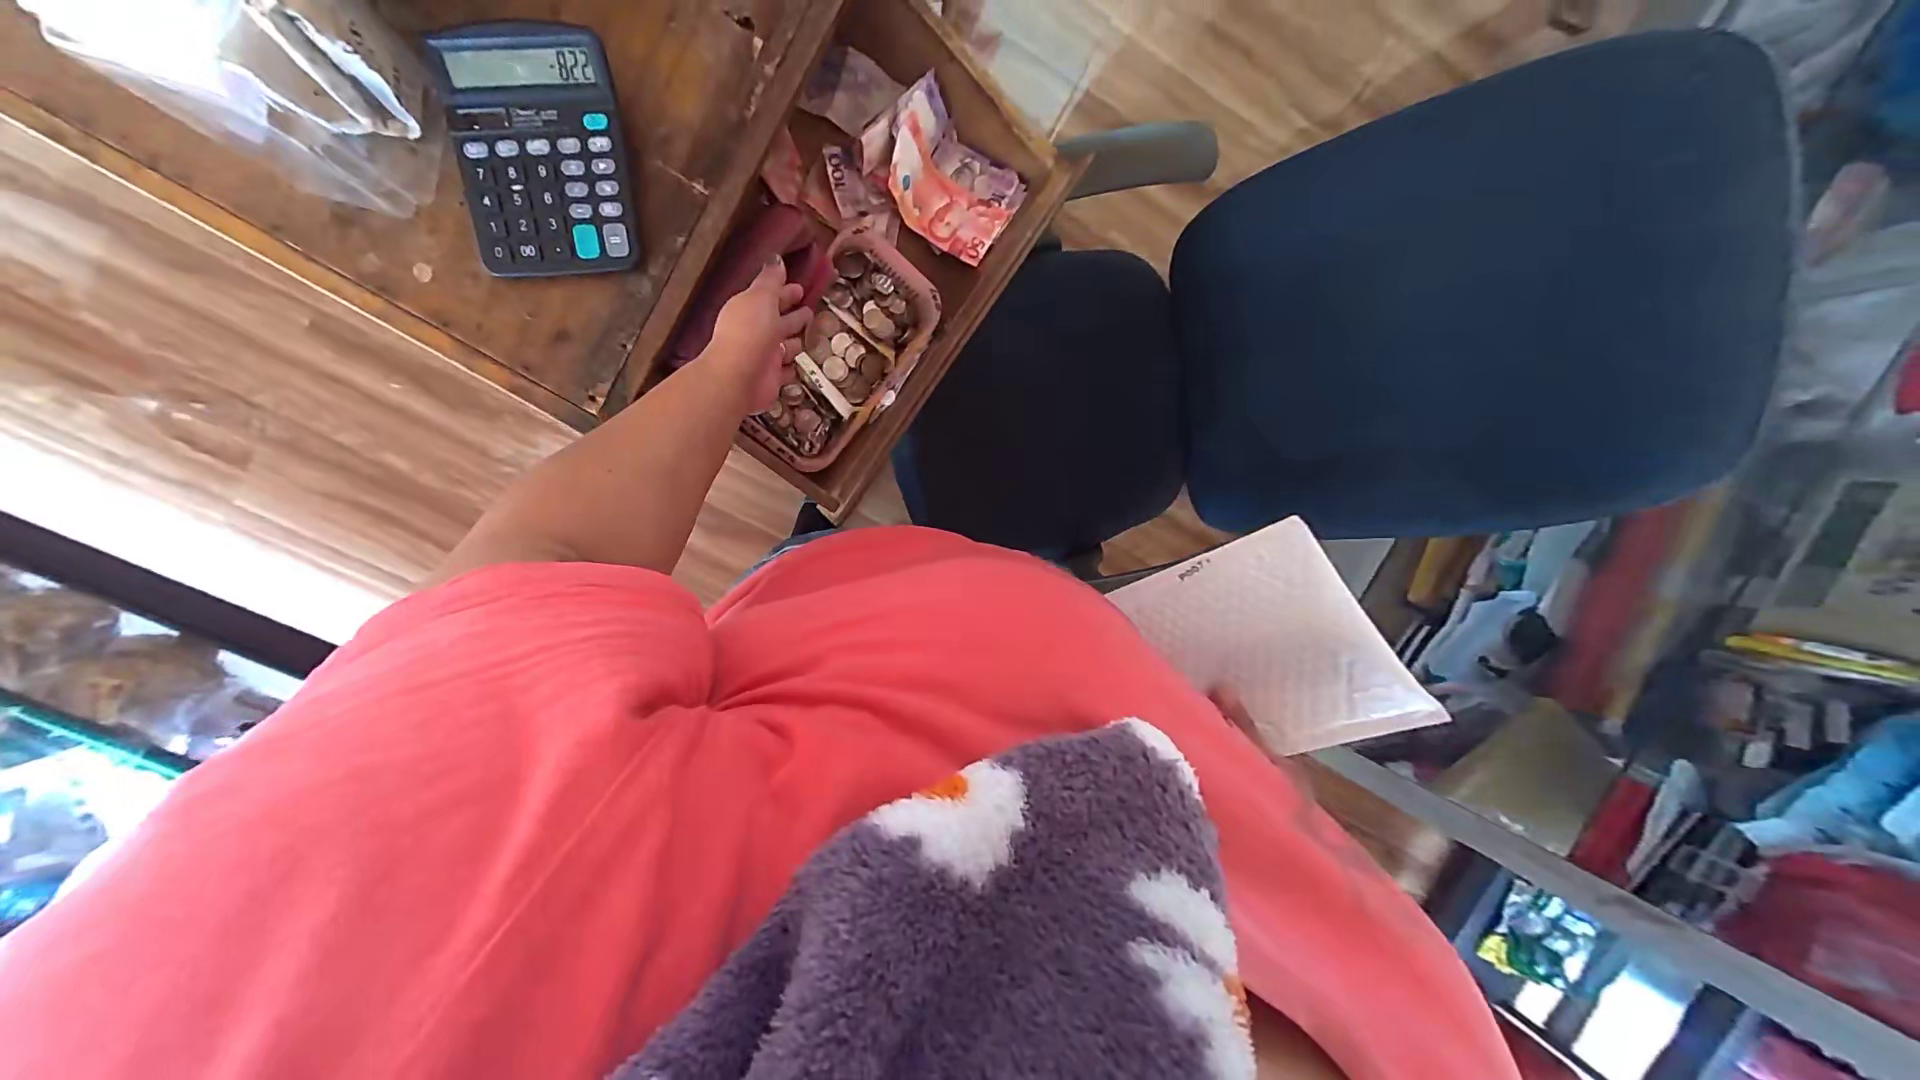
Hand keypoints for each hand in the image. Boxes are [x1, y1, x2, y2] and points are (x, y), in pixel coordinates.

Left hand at [705, 257, 809, 412]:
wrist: (738, 377)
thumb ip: (771, 280)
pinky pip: (786, 371)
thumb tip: (776, 258)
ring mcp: (765, 357)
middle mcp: (758, 333)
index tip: (801, 289)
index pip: (773, 298)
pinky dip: (791, 368)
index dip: (786, 293)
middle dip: (795, 317)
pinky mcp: (772, 379)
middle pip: (781, 322)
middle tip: (809, 312)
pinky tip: (799, 365)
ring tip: (810, 339)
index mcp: (753, 310)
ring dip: (795, 342)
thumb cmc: (749, 332)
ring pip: (785, 347)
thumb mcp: (760, 298)